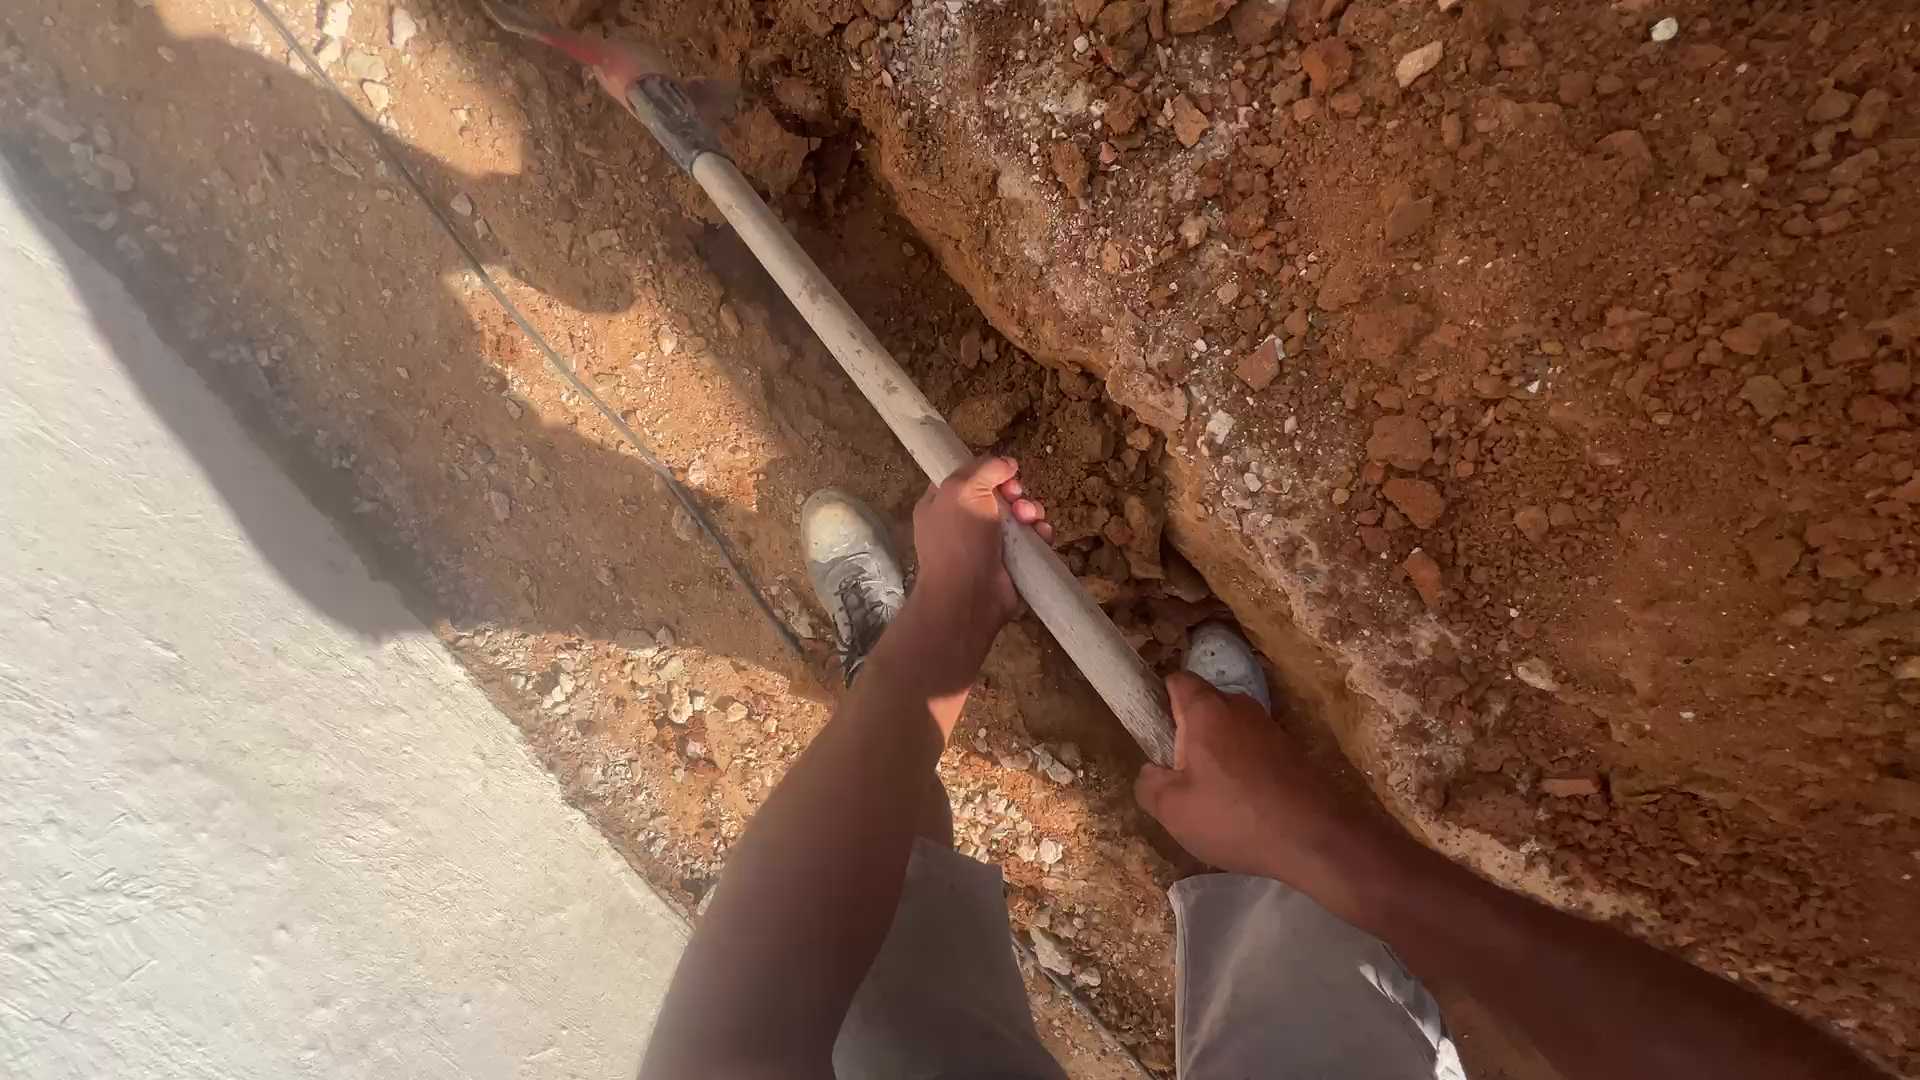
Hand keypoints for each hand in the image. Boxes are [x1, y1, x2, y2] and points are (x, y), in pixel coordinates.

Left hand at [910, 456, 1049, 632]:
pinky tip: (1041, 534)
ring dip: (1030, 510)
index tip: (1002, 472)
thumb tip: (1007, 464)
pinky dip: (1040, 533)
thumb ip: (984, 468)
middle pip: (998, 493)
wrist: (969, 595)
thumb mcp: (962, 489)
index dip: (987, 471)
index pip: (966, 477)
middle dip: (1014, 492)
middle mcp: (964, 522)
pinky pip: (1032, 539)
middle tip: (1016, 498)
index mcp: (942, 504)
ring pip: (1019, 515)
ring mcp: (989, 543)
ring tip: (1029, 519)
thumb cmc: (958, 539)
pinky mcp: (1013, 561)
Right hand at [1136, 673, 1393, 894]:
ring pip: (1230, 732)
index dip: (1161, 701)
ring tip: (1216, 800)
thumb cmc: (1235, 816)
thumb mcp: (1172, 809)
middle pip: (1203, 708)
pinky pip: (1254, 752)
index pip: (1177, 681)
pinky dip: (1245, 772)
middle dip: (1188, 736)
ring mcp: (1270, 728)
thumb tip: (1152, 772)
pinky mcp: (1293, 752)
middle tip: (1182, 777)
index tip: (1157, 736)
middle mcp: (1240, 707)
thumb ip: (1147, 783)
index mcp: (1206, 709)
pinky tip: (1246, 810)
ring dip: (1218, 757)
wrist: (1320, 841)